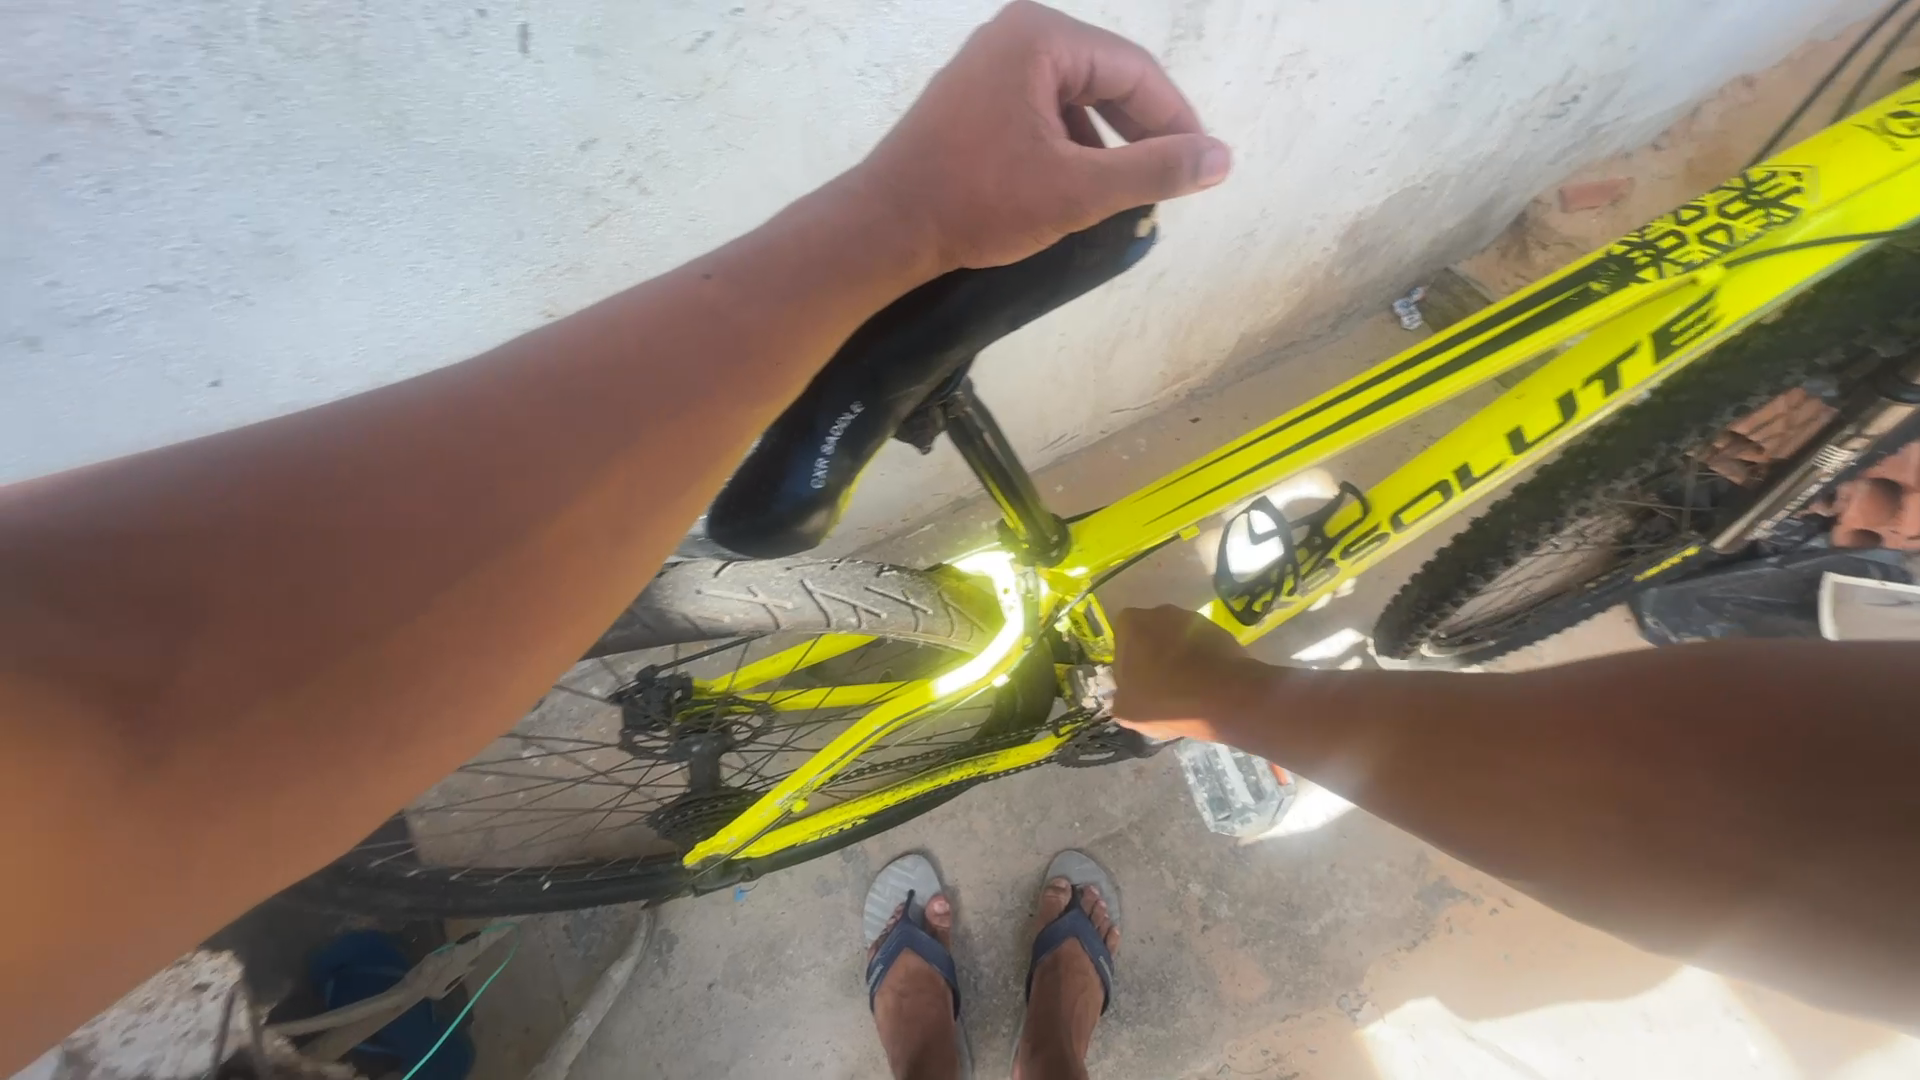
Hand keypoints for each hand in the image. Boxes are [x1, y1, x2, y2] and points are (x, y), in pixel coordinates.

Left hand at [855, 0, 1231, 271]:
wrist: (886, 229)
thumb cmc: (979, 203)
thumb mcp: (1076, 190)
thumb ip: (1152, 172)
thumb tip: (1221, 159)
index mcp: (1042, 37)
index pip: (1134, 71)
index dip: (1176, 119)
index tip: (1202, 163)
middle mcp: (1014, 38)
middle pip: (1103, 79)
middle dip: (1138, 132)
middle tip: (1170, 178)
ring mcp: (986, 69)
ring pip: (1070, 102)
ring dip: (1102, 146)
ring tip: (1122, 192)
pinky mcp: (970, 104)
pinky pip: (1037, 117)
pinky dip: (1064, 150)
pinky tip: (1072, 188)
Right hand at [1111, 605, 1267, 742]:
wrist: (1226, 698)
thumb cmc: (1166, 700)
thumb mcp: (1126, 710)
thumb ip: (1120, 696)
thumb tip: (1127, 694)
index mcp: (1132, 624)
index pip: (1122, 639)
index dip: (1128, 662)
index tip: (1136, 684)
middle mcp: (1161, 612)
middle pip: (1152, 636)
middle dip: (1154, 656)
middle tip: (1160, 687)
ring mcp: (1195, 619)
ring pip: (1179, 641)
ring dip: (1180, 659)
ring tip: (1187, 690)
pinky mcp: (1222, 632)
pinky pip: (1204, 647)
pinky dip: (1203, 663)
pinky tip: (1207, 687)